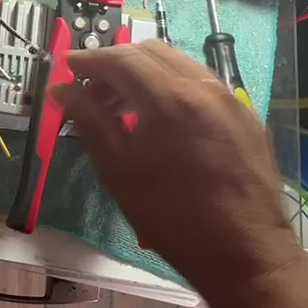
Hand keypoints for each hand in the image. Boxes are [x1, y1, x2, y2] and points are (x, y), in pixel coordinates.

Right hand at [52, 41, 300, 297]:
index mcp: (168, 98)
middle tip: (92, 89)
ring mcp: (230, 100)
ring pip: (178, 63)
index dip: (89, 59)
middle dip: (116, 62)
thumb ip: (88, 118)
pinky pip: (201, 84)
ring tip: (122, 106)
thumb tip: (62, 88)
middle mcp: (202, 87)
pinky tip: (160, 120)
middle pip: (151, 52)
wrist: (246, 255)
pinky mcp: (246, 117)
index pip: (121, 58)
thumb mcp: (117, 167)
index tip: (67, 67)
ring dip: (144, 73)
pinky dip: (172, 86)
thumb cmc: (170, 215)